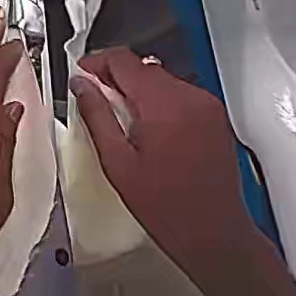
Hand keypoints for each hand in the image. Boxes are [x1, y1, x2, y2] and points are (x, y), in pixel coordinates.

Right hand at [71, 47, 259, 286]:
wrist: (214, 234)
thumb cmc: (168, 207)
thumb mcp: (117, 162)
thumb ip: (96, 115)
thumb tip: (81, 86)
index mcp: (163, 104)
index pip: (124, 61)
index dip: (97, 62)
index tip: (83, 73)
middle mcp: (189, 96)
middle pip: (143, 67)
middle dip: (117, 78)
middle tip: (97, 99)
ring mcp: (206, 104)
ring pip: (161, 79)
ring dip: (139, 90)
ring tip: (124, 121)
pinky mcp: (215, 115)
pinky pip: (180, 94)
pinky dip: (161, 102)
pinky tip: (150, 130)